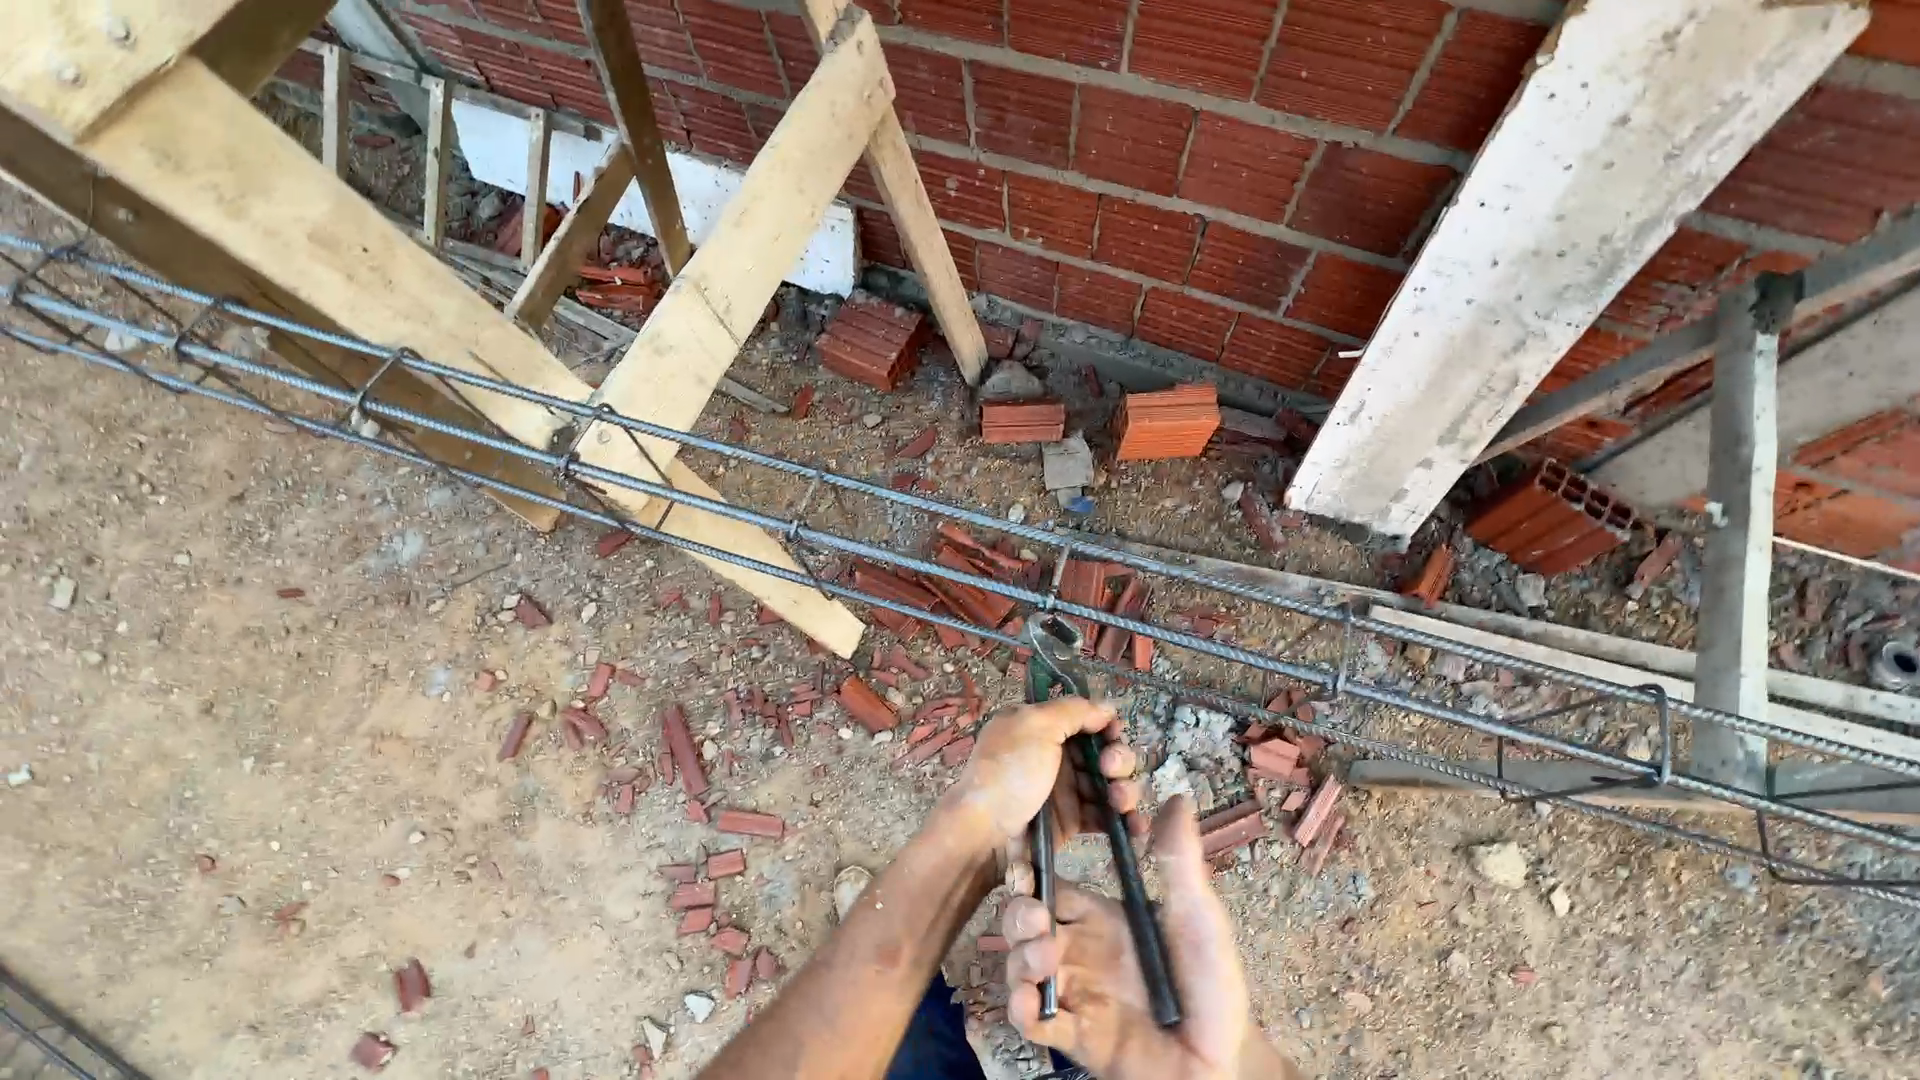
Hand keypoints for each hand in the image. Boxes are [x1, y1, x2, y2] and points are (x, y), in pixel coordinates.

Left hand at [943, 697, 1141, 859]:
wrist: (985, 833)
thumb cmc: (1009, 771)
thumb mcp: (1035, 726)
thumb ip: (1073, 711)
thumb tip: (1107, 707)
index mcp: (1044, 726)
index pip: (1089, 719)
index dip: (1107, 726)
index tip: (1111, 736)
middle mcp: (1057, 754)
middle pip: (1106, 750)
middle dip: (1119, 758)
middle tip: (1110, 770)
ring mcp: (1067, 789)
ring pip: (1112, 783)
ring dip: (1126, 790)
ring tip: (1120, 803)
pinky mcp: (1073, 820)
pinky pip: (1107, 816)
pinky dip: (1126, 821)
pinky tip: (1136, 828)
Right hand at [1002, 796, 1285, 1079]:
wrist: (1223, 1059)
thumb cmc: (1211, 981)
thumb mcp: (1196, 914)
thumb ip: (1178, 860)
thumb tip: (1178, 796)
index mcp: (1100, 917)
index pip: (1050, 886)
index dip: (1031, 873)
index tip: (1023, 862)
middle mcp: (1078, 950)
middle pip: (1023, 921)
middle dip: (1019, 915)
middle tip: (1039, 923)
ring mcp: (1072, 992)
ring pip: (1019, 965)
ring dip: (1019, 958)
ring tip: (1045, 960)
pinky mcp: (1073, 1034)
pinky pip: (1030, 1019)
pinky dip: (1021, 1008)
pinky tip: (1033, 1001)